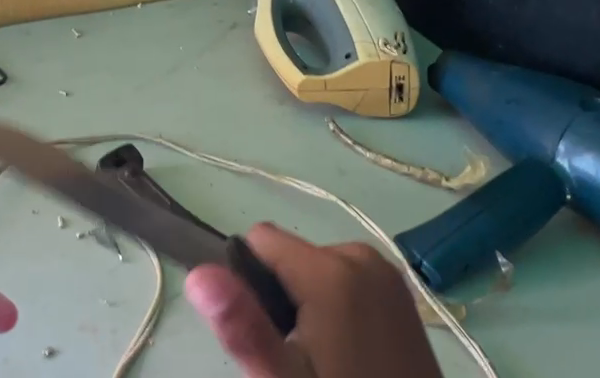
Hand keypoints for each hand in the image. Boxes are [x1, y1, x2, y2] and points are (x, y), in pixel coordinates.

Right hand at [184, 223, 442, 377]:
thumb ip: (244, 325)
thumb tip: (198, 273)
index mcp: (330, 268)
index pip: (258, 240)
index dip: (250, 285)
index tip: (272, 333)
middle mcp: (360, 253)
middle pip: (288, 256)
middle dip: (282, 298)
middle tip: (300, 358)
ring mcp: (386, 271)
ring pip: (315, 268)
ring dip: (309, 304)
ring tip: (327, 359)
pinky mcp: (400, 291)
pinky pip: (345, 279)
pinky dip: (338, 307)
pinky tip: (351, 353)